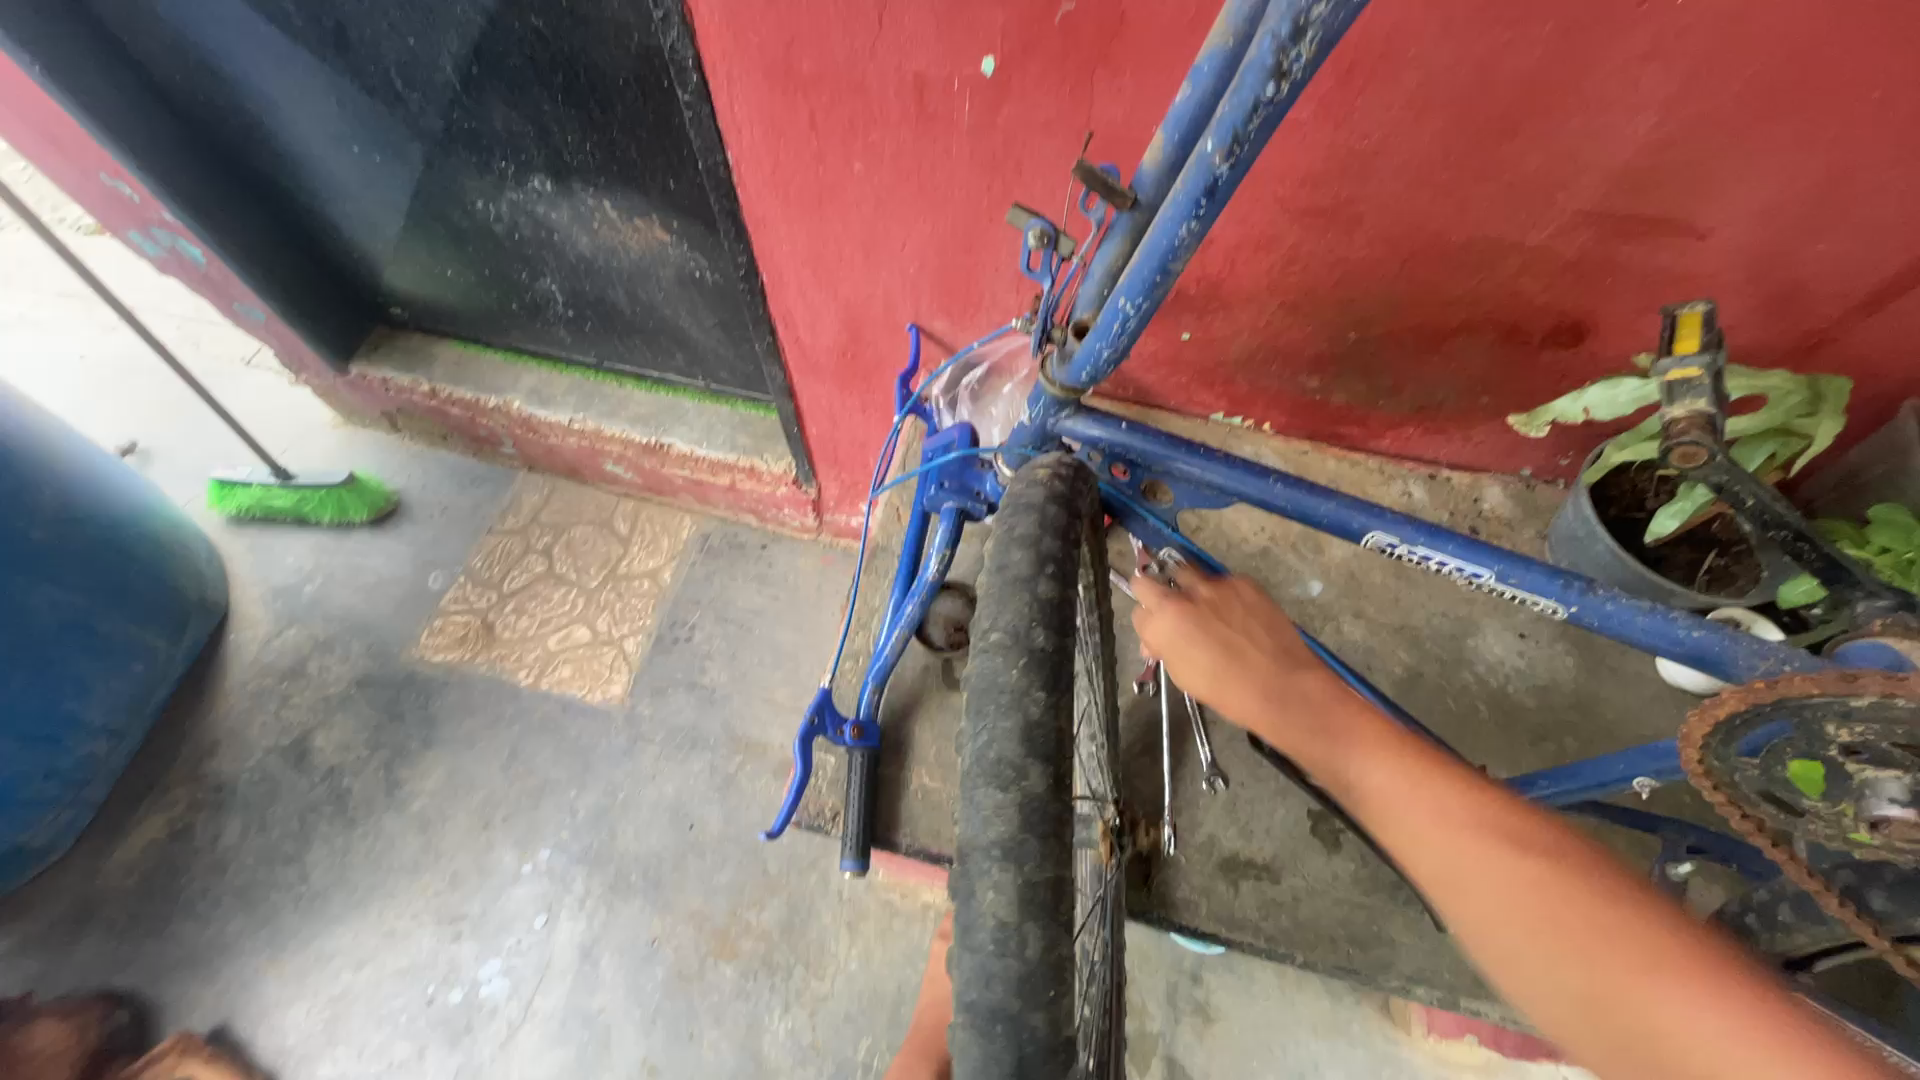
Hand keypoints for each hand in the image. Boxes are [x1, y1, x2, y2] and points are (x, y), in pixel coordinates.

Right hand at [1130, 566, 1347, 746]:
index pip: (1137, 610)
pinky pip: (1222, 583)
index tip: (1156, 631)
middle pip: (1149, 580)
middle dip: (1153, 593)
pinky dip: (1222, 596)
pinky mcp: (1242, 582)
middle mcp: (1183, 595)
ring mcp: (1215, 585)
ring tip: (1205, 610)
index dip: (1146, 623)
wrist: (1281, 685)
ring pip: (1186, 576)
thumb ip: (1164, 649)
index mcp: (1164, 621)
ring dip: (1187, 590)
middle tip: (1169, 610)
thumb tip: (1156, 642)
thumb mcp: (1182, 675)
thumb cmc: (1226, 690)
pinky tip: (1237, 616)